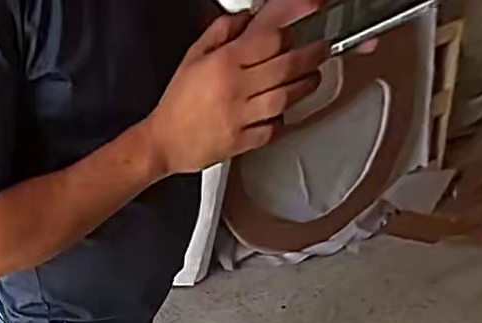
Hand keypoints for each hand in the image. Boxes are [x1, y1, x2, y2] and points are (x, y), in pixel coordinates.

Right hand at [140, 0, 328, 174]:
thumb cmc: (176, 104)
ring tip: (311, 80)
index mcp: (225, 63)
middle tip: (320, 51)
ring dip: (304, 87)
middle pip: (288, 66)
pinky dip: (281, 121)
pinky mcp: (237, 143)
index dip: (291, 35)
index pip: (273, 40)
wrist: (161, 144)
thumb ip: (222, 31)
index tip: (299, 35)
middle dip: (312, 55)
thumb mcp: (193, 57)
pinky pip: (270, 130)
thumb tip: (248, 18)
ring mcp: (238, 118)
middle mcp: (235, 89)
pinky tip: (282, 114)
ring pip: (285, 97)